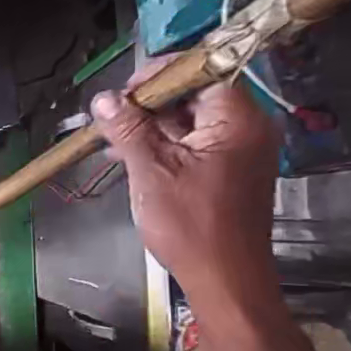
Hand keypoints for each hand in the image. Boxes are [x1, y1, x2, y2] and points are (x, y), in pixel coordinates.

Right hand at [90, 71, 280, 296]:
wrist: (223, 278)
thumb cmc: (190, 225)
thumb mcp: (150, 170)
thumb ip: (128, 128)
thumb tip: (103, 98)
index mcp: (238, 121)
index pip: (201, 72)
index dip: (159, 75)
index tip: (123, 92)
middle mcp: (246, 128)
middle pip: (195, 94)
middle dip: (150, 102)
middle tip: (112, 116)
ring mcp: (239, 150)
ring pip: (190, 120)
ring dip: (150, 125)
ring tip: (112, 136)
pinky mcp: (228, 170)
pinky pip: (193, 142)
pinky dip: (163, 144)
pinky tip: (128, 154)